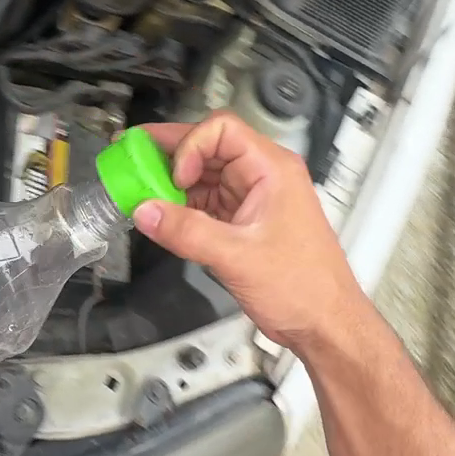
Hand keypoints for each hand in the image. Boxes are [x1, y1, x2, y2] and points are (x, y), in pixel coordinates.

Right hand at [132, 112, 376, 354]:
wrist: (324, 325)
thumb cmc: (302, 287)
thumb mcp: (237, 257)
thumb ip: (186, 232)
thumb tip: (143, 211)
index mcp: (271, 170)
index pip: (221, 130)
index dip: (190, 147)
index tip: (174, 178)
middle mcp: (261, 175)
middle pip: (206, 146)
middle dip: (167, 152)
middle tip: (129, 155)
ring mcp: (250, 197)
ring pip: (201, 173)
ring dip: (169, 180)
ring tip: (137, 187)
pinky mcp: (240, 219)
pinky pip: (202, 199)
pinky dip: (177, 204)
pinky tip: (157, 212)